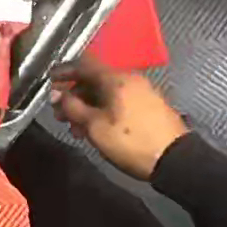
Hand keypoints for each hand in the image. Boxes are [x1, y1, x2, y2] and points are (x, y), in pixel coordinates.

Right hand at [50, 59, 187, 179]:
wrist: (177, 161)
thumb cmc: (131, 141)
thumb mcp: (95, 126)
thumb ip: (73, 107)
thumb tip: (57, 94)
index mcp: (116, 78)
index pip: (84, 64)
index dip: (64, 71)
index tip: (49, 81)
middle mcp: (130, 79)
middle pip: (95, 79)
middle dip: (74, 94)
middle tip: (59, 112)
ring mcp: (142, 92)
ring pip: (106, 92)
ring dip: (88, 105)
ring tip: (76, 127)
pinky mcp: (150, 106)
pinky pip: (119, 100)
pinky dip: (103, 109)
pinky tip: (96, 128)